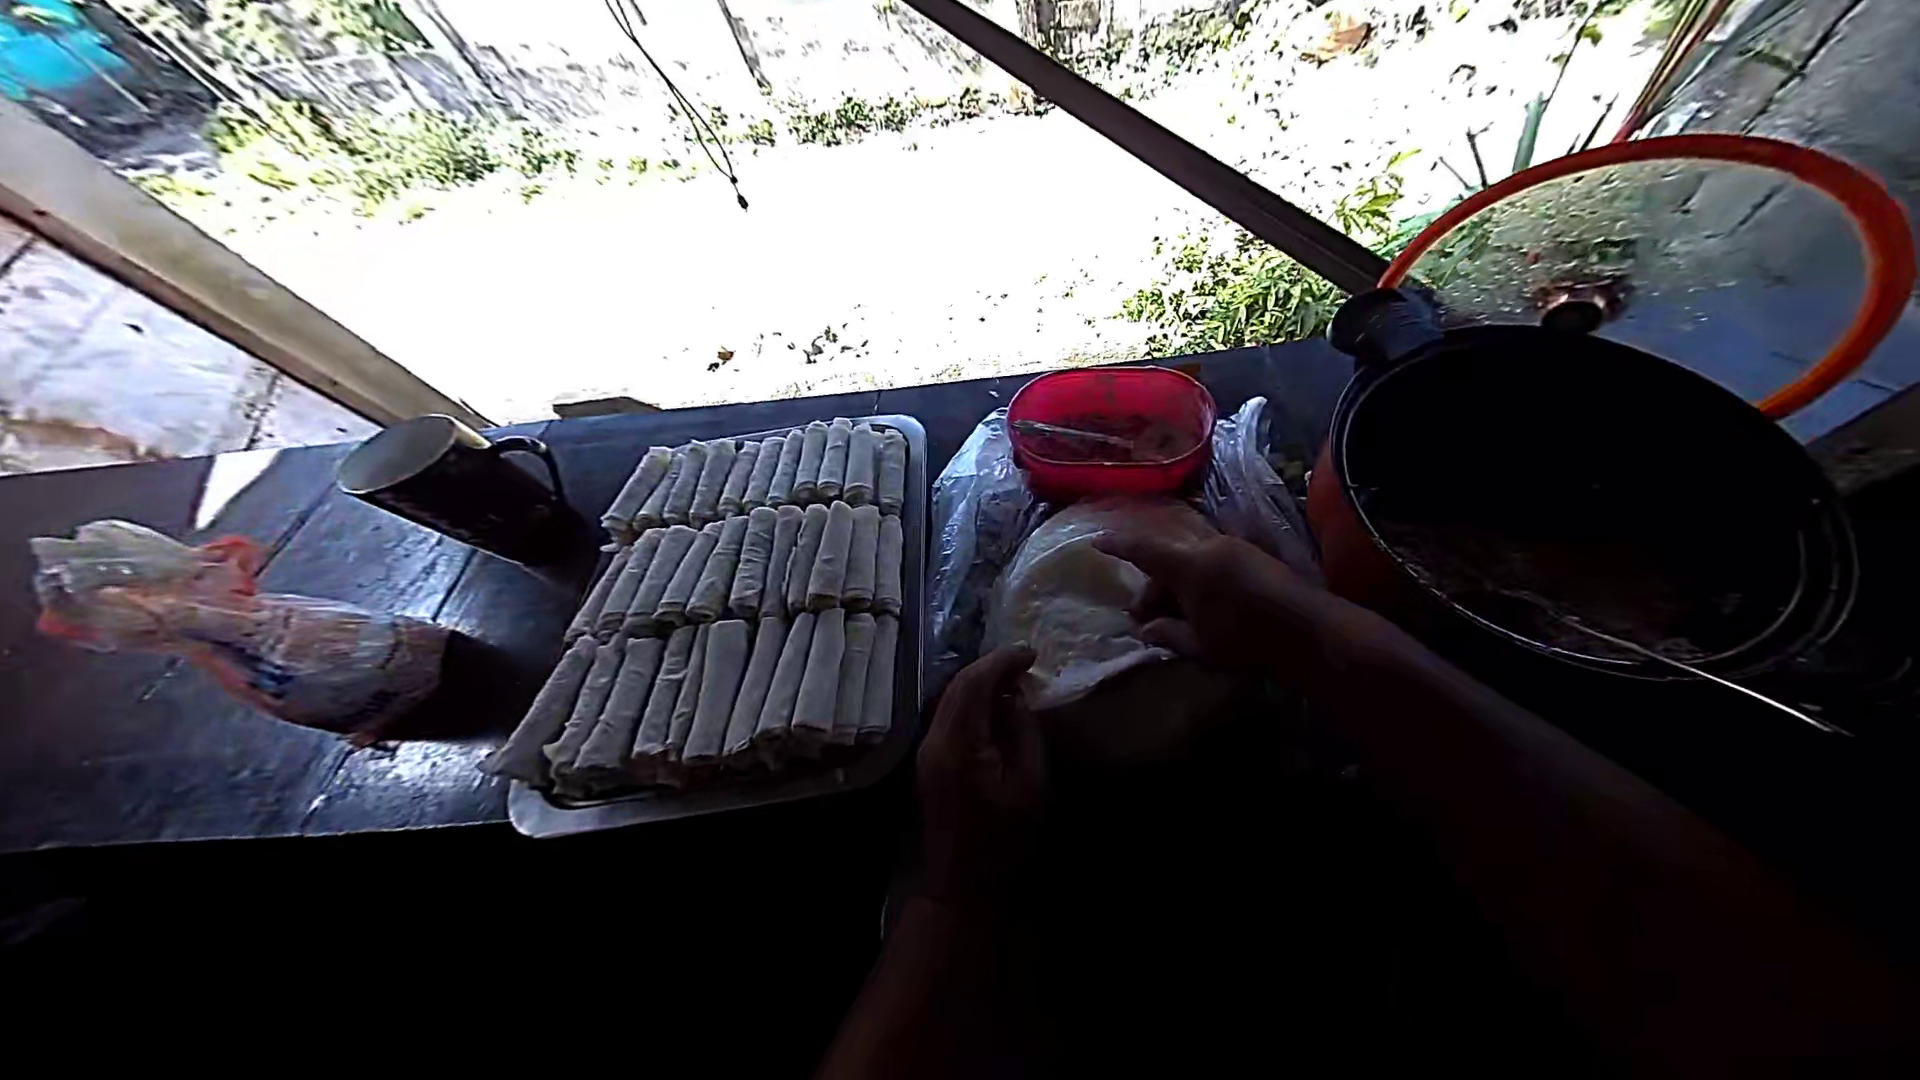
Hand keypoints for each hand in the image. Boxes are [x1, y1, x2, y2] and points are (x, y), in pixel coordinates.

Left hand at [917, 644, 1043, 907]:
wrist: (963, 885)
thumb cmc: (1004, 840)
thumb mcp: (1029, 785)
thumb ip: (1022, 732)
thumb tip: (1015, 696)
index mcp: (958, 744)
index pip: (973, 684)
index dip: (1000, 662)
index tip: (1030, 654)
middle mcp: (934, 739)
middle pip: (956, 686)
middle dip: (989, 667)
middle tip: (1023, 661)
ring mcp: (927, 749)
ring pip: (949, 697)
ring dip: (979, 681)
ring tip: (1012, 676)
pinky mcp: (929, 759)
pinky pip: (948, 714)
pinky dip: (971, 700)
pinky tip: (993, 703)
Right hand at [1094, 532, 1366, 683]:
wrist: (1314, 635)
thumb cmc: (1249, 641)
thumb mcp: (1201, 644)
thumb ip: (1169, 632)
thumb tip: (1146, 629)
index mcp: (1191, 565)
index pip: (1143, 549)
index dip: (1118, 545)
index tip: (1097, 541)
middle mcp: (1211, 547)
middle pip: (1168, 558)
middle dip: (1153, 587)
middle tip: (1145, 618)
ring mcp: (1236, 549)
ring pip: (1191, 560)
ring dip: (1177, 585)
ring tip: (1175, 616)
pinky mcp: (1254, 557)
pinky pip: (1213, 562)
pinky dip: (1198, 580)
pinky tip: (1202, 607)